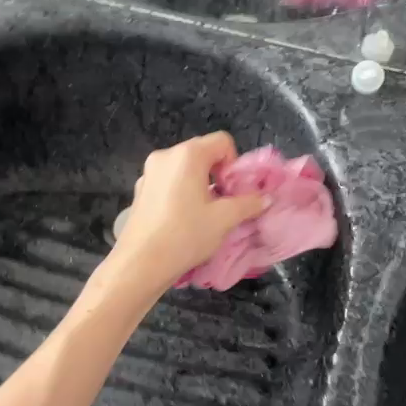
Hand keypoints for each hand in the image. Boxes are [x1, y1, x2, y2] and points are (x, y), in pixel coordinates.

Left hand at [106, 133, 268, 294]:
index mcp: (187, 155)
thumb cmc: (185, 235)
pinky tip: (182, 220)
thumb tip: (266, 198)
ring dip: (200, 184)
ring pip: (185, 169)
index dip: (234, 163)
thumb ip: (249, 203)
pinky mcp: (140, 190)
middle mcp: (165, 156)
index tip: (233, 190)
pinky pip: (169, 182)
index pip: (222, 141)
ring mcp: (149, 173)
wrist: (140, 264)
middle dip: (218, 174)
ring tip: (203, 214)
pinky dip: (181, 193)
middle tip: (223, 203)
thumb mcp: (224, 219)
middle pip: (203, 153)